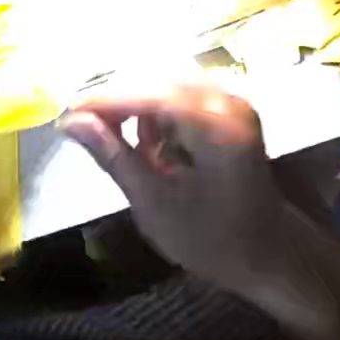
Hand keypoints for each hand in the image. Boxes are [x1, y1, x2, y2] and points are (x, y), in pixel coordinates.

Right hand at [58, 84, 298, 292]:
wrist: (273, 256)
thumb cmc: (214, 240)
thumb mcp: (154, 203)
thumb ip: (113, 155)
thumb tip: (71, 121)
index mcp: (213, 124)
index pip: (143, 96)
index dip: (101, 103)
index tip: (65, 116)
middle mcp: (226, 101)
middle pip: (154, 83)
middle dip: (119, 105)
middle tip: (88, 132)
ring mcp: (232, 102)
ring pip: (166, 87)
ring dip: (139, 111)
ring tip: (129, 149)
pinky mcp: (231, 110)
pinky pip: (182, 97)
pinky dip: (159, 116)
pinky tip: (154, 148)